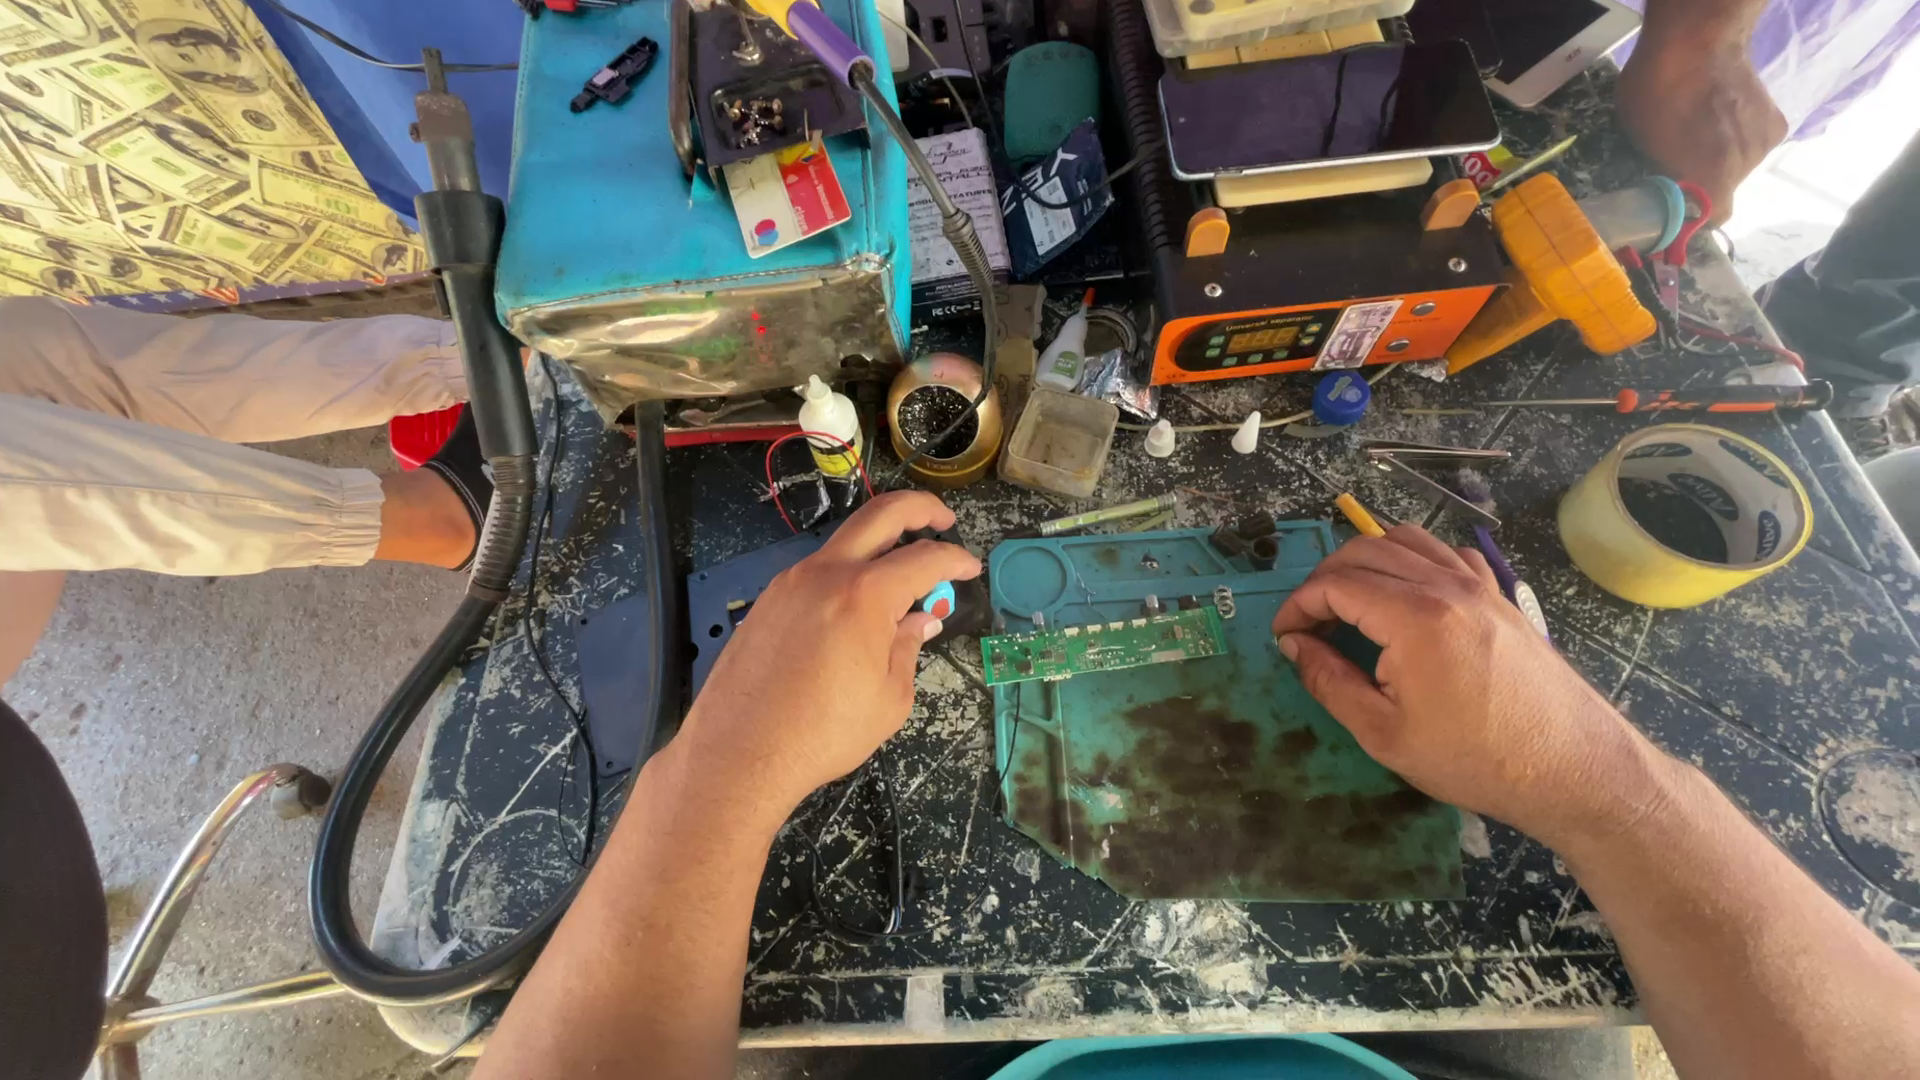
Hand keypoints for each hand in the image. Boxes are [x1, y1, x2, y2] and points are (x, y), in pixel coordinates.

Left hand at [674, 491, 981, 821]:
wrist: (738, 754)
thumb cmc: (823, 733)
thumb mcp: (889, 698)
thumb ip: (908, 647)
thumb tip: (921, 620)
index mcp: (864, 594)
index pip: (925, 558)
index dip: (955, 560)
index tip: (970, 569)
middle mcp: (826, 572)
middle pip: (881, 514)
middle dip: (920, 508)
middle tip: (944, 520)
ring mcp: (791, 581)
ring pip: (845, 541)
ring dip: (880, 543)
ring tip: (902, 572)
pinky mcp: (769, 600)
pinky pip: (818, 570)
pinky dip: (848, 572)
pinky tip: (856, 606)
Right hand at [1272, 527, 1658, 845]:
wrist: (1580, 773)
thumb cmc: (1475, 759)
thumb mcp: (1382, 733)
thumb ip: (1327, 681)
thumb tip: (1294, 645)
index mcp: (1414, 617)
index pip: (1334, 585)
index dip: (1297, 606)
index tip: (1285, 637)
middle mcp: (1446, 585)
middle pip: (1363, 551)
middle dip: (1322, 581)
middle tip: (1309, 624)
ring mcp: (1479, 585)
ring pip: (1404, 540)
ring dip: (1363, 563)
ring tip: (1349, 604)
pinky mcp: (1501, 596)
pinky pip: (1445, 553)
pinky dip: (1411, 560)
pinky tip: (1405, 595)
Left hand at [1616, 23, 1785, 223]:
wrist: (1698, 42)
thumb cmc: (1656, 97)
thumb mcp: (1640, 149)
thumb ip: (1660, 178)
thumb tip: (1660, 201)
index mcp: (1714, 174)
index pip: (1712, 220)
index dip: (1687, 223)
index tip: (1666, 219)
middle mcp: (1748, 161)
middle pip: (1720, 196)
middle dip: (1694, 193)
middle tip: (1668, 179)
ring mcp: (1766, 140)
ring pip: (1734, 174)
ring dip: (1711, 168)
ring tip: (1687, 149)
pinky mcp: (1775, 121)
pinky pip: (1746, 151)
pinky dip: (1727, 149)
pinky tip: (1708, 133)